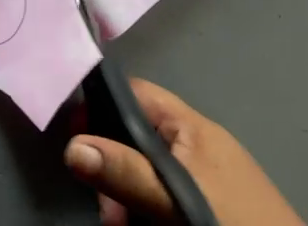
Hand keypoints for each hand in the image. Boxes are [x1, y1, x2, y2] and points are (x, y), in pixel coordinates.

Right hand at [65, 79, 302, 225]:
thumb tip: (70, 146)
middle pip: (134, 140)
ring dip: (127, 202)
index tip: (73, 138)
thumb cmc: (237, 225)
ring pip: (146, 177)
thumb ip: (126, 174)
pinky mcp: (209, 208)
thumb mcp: (178, 201)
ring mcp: (205, 181)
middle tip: (109, 214)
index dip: (98, 107)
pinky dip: (148, 216)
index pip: (133, 94)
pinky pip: (164, 200)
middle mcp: (196, 146)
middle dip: (112, 171)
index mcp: (191, 127)